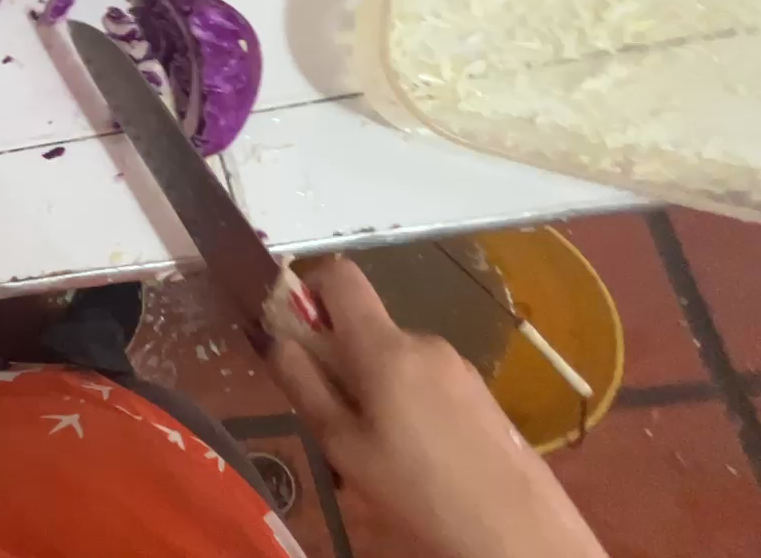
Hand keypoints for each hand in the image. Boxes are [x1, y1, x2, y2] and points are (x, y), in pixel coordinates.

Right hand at [266, 257, 605, 557]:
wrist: (532, 552)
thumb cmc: (421, 494)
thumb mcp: (340, 442)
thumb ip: (300, 380)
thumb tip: (274, 336)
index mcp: (385, 345)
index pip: (339, 275)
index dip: (308, 288)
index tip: (297, 331)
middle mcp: (424, 343)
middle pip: (362, 326)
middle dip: (337, 356)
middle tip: (334, 417)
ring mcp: (461, 371)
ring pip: (392, 358)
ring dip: (371, 385)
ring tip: (375, 447)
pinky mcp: (485, 399)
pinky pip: (425, 381)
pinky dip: (405, 403)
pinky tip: (417, 458)